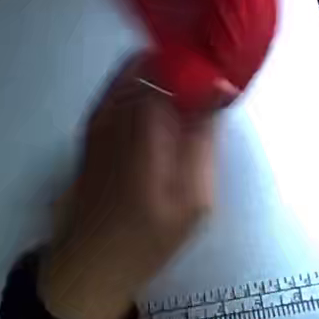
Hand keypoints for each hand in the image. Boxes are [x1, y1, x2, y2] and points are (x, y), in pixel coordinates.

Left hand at [39, 57, 217, 318]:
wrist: (92, 260)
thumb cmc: (150, 233)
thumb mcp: (194, 194)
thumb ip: (204, 134)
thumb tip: (221, 84)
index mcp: (144, 119)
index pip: (176, 62)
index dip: (204, 61)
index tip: (227, 75)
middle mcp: (116, 105)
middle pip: (156, 58)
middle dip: (188, 64)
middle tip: (215, 88)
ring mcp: (100, 112)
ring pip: (139, 68)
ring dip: (169, 74)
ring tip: (196, 100)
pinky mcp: (94, 123)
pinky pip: (125, 85)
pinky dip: (150, 86)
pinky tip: (170, 113)